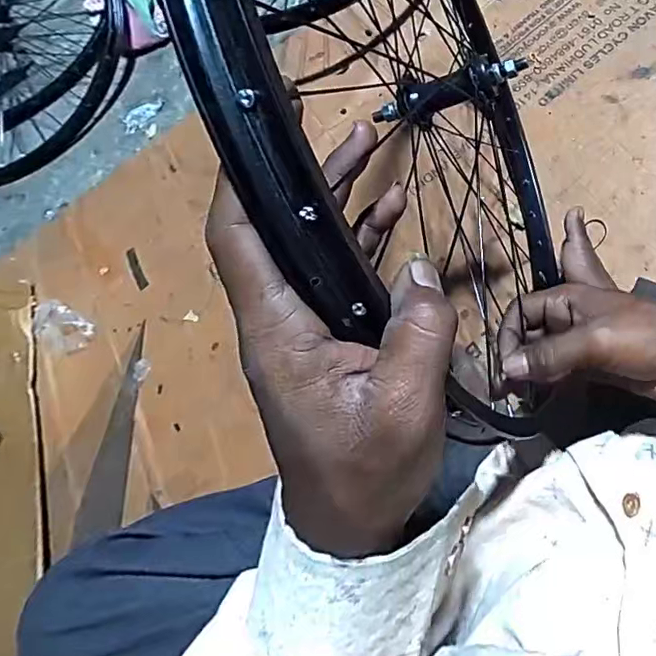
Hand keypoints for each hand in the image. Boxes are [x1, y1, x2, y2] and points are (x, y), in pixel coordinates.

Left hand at [205, 118, 454, 557]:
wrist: (351, 525)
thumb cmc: (363, 473)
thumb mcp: (402, 406)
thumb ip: (417, 332)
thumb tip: (419, 268)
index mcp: (278, 328)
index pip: (237, 239)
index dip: (239, 183)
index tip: (262, 135)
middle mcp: (282, 315)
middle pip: (281, 226)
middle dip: (310, 174)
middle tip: (348, 130)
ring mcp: (306, 322)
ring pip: (314, 242)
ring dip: (341, 197)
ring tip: (372, 151)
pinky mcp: (332, 332)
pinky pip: (344, 270)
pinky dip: (365, 235)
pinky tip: (392, 212)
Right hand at [499, 208, 655, 406]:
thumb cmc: (641, 337)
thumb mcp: (593, 341)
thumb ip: (550, 354)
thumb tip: (506, 368)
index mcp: (565, 298)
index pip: (520, 311)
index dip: (508, 335)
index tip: (504, 366)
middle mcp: (566, 318)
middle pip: (527, 335)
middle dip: (512, 359)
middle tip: (502, 391)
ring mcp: (577, 344)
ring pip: (539, 357)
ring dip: (525, 376)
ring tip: (512, 401)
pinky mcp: (588, 368)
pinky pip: (556, 374)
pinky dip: (543, 386)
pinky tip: (533, 403)